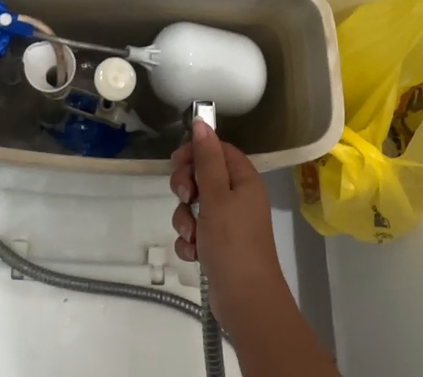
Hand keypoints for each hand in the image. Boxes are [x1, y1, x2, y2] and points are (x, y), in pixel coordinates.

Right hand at [170, 120, 285, 328]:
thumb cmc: (233, 241)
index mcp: (244, 180)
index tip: (176, 161)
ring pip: (195, 206)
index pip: (217, 150)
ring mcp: (228, 223)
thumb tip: (202, 122)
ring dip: (186, 219)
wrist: (245, 300)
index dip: (196, 152)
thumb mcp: (216, 195)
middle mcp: (238, 197)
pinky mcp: (218, 245)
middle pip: (203, 176)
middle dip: (187, 188)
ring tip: (193, 235)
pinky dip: (191, 241)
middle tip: (186, 198)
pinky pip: (195, 231)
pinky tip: (194, 253)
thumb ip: (206, 158)